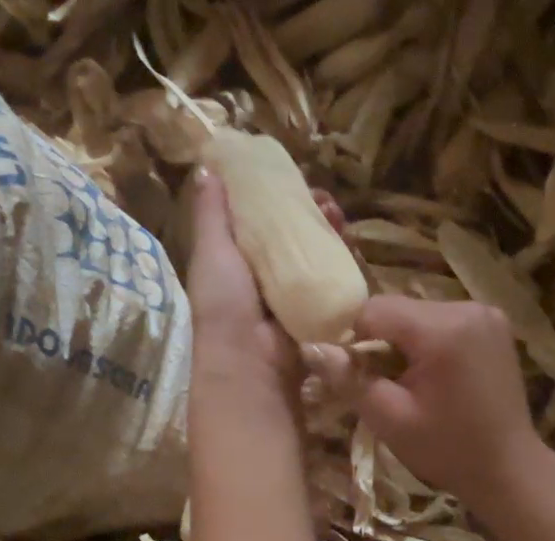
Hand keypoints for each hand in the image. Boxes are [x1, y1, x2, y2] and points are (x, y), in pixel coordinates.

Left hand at [184, 169, 343, 398]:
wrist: (250, 361)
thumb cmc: (224, 303)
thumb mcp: (211, 250)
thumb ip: (211, 213)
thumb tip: (206, 166)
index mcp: (235, 259)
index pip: (259, 219)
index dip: (274, 196)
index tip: (289, 178)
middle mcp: (265, 274)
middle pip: (292, 232)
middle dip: (309, 211)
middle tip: (322, 198)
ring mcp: (293, 292)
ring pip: (315, 251)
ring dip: (328, 229)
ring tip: (337, 215)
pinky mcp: (317, 308)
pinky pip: (333, 276)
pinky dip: (342, 258)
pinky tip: (348, 241)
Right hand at [332, 297, 551, 513]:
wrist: (507, 468)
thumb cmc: (447, 450)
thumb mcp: (390, 420)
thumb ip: (350, 379)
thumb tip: (311, 348)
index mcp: (442, 329)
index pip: (374, 310)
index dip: (357, 342)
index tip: (362, 379)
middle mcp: (466, 307)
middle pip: (398, 310)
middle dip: (383, 343)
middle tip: (389, 388)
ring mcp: (485, 313)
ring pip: (419, 315)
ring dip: (406, 344)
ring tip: (415, 386)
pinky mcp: (494, 325)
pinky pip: (444, 322)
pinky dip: (430, 344)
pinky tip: (437, 378)